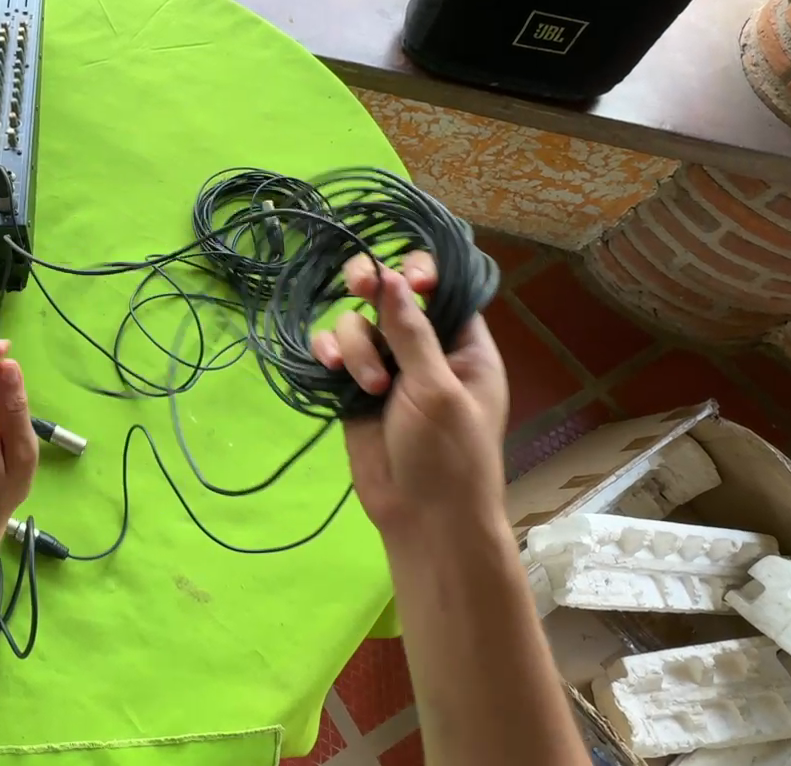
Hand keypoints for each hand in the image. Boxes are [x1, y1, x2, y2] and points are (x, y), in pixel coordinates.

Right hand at [310, 252, 509, 536]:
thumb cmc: (449, 455)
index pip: (441, 290)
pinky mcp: (351, 386)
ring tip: (368, 387)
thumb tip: (391, 276)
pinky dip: (328, 354)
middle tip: (358, 286)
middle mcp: (422, 348)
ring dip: (355, 347)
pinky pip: (332, 351)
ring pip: (355, 324)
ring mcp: (385, 366)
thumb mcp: (437, 389)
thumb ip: (411, 332)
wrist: (421, 517)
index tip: (405, 279)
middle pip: (389, 296)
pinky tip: (329, 369)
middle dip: (371, 288)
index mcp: (462, 345)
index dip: (419, 274)